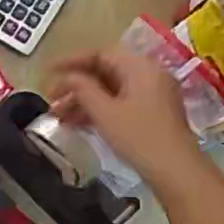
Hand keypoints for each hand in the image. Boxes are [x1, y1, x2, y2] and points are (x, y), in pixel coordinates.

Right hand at [48, 50, 203, 185]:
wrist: (174, 168)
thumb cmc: (138, 136)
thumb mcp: (105, 112)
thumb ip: (83, 89)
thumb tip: (68, 77)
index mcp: (139, 66)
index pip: (100, 54)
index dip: (71, 61)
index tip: (49, 71)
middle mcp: (148, 74)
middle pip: (105, 72)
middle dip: (75, 86)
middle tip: (51, 100)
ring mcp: (152, 94)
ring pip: (111, 90)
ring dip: (84, 101)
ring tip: (58, 116)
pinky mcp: (152, 112)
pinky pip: (120, 102)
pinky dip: (99, 110)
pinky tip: (77, 123)